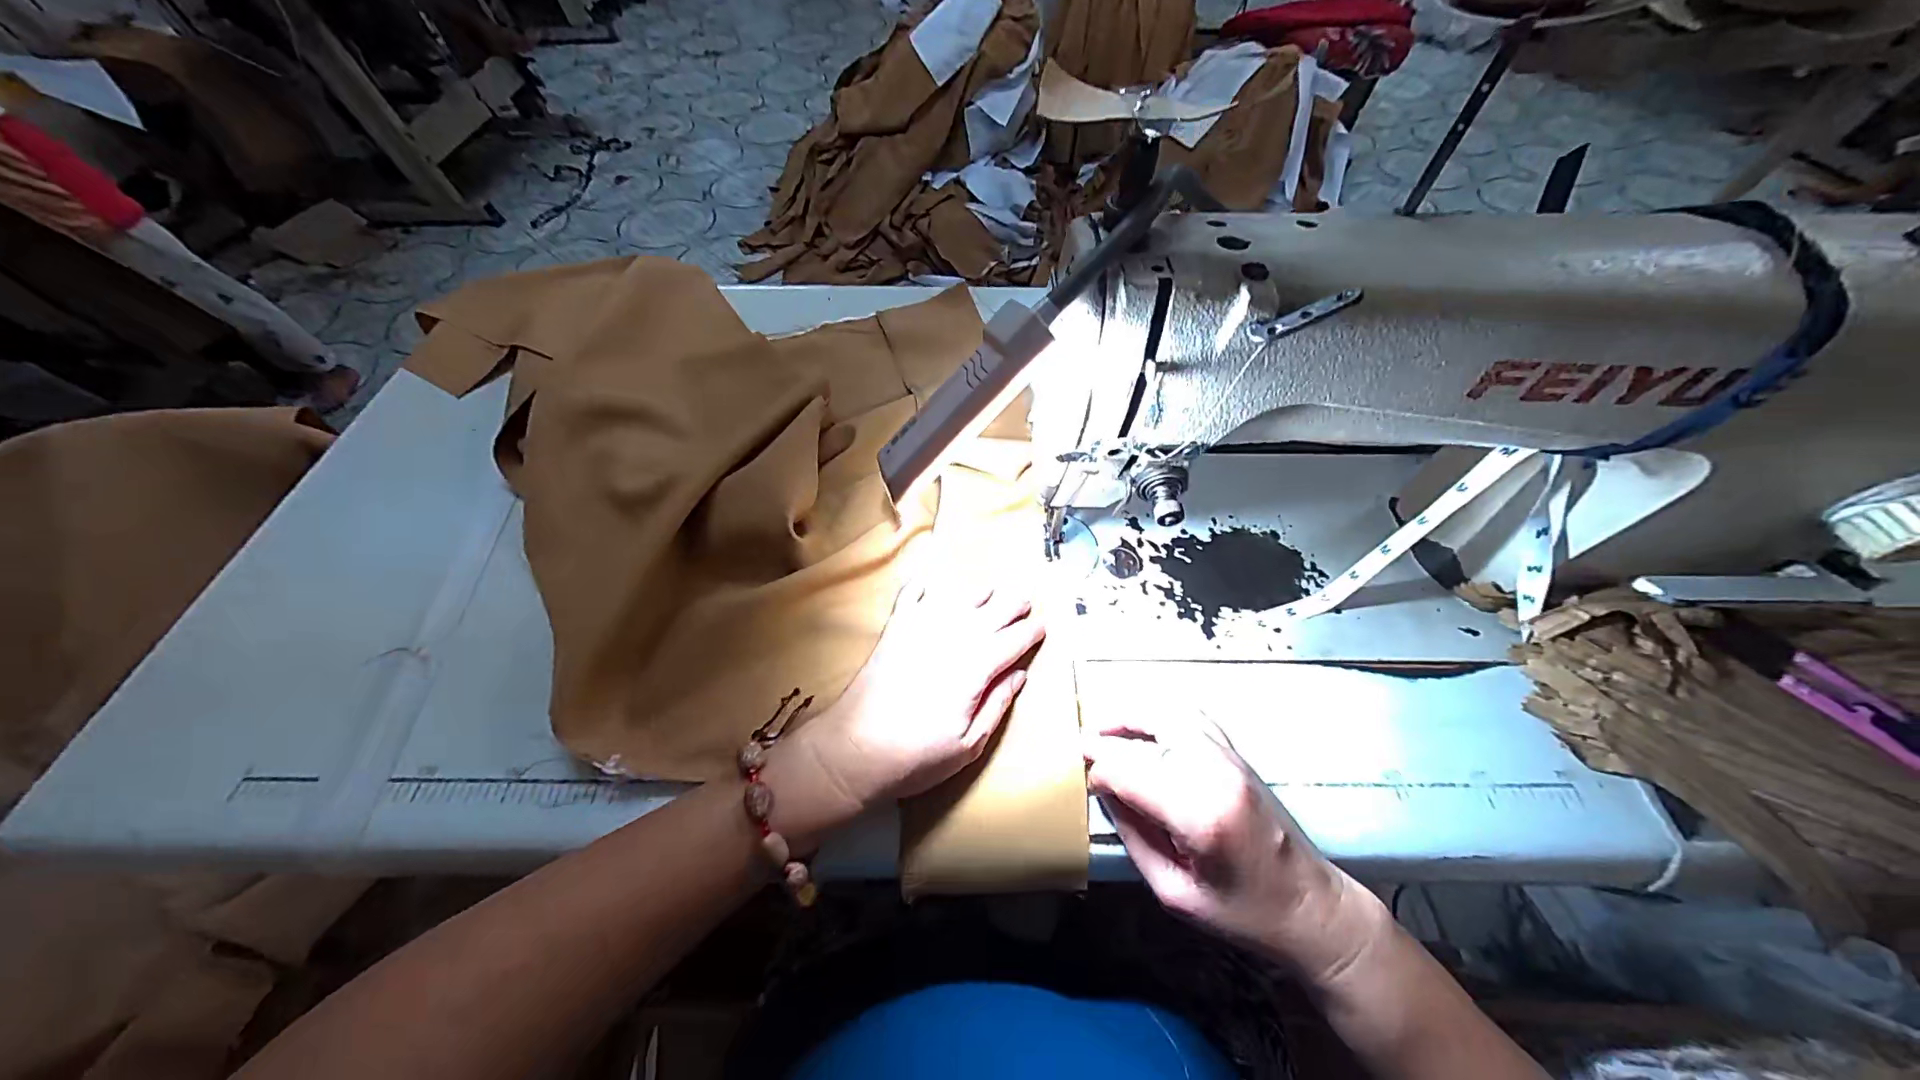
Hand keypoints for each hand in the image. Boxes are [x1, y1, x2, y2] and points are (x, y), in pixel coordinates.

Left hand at [765, 576, 1044, 843]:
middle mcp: (951, 639)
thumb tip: (1020, 675)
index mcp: (975, 668)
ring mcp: (920, 630)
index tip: (1042, 626)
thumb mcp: (968, 744)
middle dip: (1012, 604)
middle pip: (991, 611)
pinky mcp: (893, 630)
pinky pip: (911, 595)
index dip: (1031, 632)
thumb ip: (997, 704)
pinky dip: (923, 583)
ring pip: (958, 598)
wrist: (853, 750)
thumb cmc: (915, 757)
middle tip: (1024, 600)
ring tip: (991, 589)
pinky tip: (930, 578)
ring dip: (978, 592)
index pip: (1013, 641)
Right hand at [1084, 714, 1388, 984]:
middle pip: (1147, 731)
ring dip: (1133, 717)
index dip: (1098, 772)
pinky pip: (1192, 717)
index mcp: (1200, 813)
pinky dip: (1162, 715)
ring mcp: (1232, 758)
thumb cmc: (1245, 913)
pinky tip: (1146, 730)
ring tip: (1106, 730)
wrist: (1312, 908)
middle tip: (1082, 745)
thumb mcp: (1174, 891)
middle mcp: (1216, 773)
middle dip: (1107, 736)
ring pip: (1170, 713)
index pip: (1128, 770)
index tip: (1083, 782)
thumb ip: (1135, 836)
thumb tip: (1106, 794)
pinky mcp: (1239, 756)